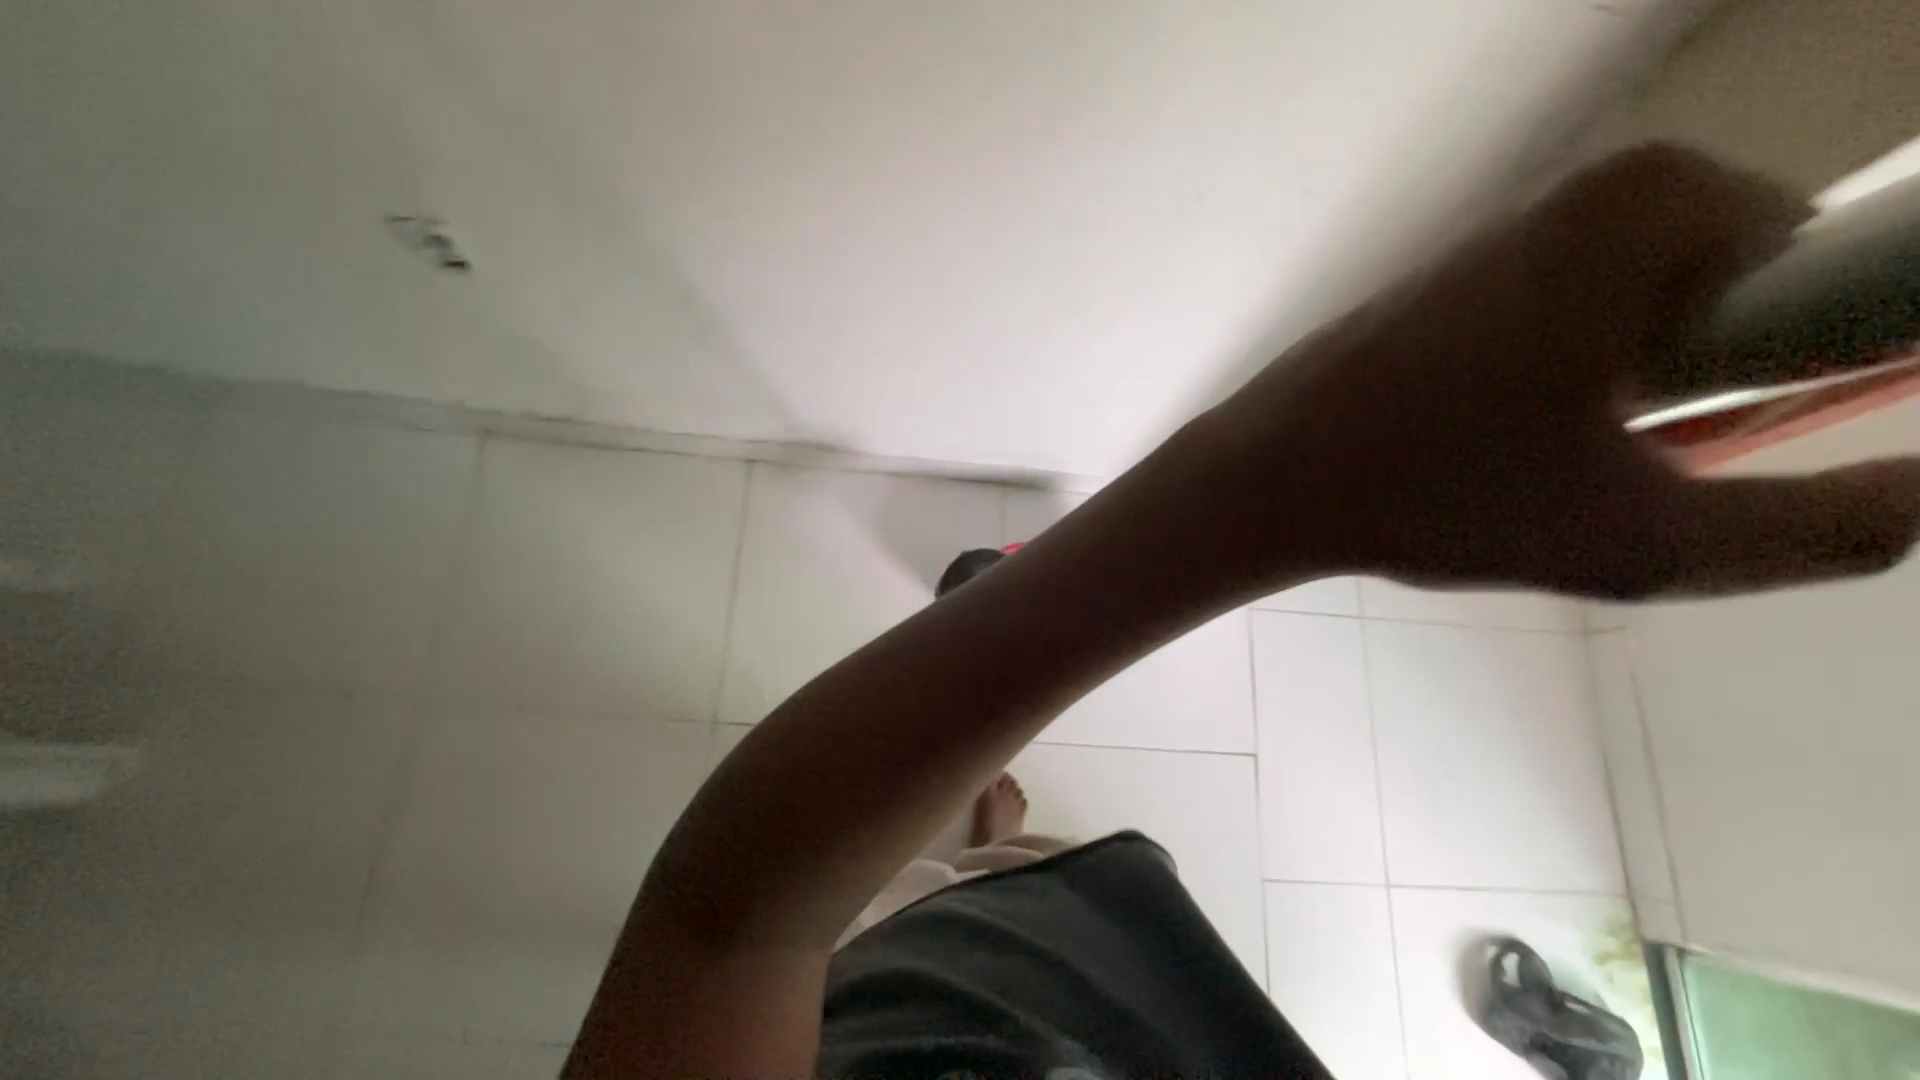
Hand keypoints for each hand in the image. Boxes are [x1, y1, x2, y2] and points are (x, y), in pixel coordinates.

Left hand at [1187, 144, 1919, 598]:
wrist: (1264, 479)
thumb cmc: (1435, 497)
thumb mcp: (1645, 539)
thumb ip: (1819, 528)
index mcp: (1661, 205)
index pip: (1835, 273)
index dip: (1813, 367)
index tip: (1720, 441)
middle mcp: (1588, 193)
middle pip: (1738, 300)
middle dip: (1706, 391)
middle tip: (1616, 466)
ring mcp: (1512, 233)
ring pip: (1651, 318)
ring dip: (1633, 397)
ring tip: (1544, 457)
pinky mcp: (1459, 280)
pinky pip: (1573, 322)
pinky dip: (1570, 383)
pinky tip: (1501, 438)